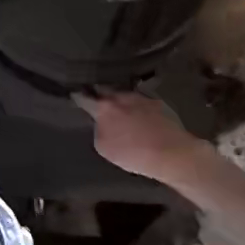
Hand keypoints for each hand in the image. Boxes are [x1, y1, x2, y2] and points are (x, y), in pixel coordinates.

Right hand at [73, 91, 215, 185]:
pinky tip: (138, 116)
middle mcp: (121, 96)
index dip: (77, 96)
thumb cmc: (133, 154)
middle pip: (105, 90)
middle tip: (95, 99)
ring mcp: (141, 97)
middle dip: (99, 93)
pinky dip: (136, 106)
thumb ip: (98, 129)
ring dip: (119, 99)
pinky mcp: (158, 103)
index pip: (84, 98)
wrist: (171, 153)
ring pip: (124, 94)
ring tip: (118, 108)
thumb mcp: (104, 147)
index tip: (73, 95)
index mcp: (104, 107)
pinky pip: (140, 101)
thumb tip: (101, 122)